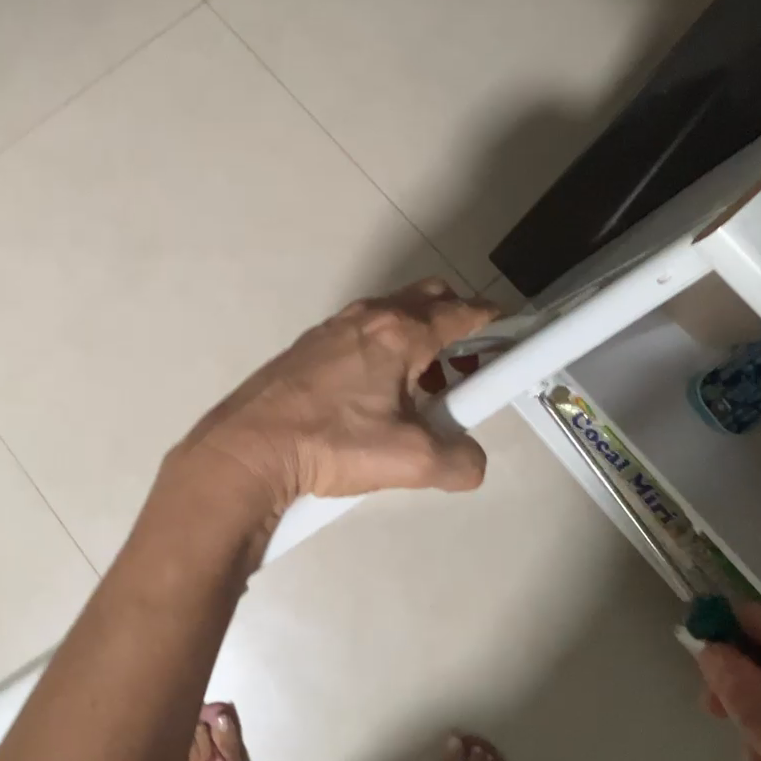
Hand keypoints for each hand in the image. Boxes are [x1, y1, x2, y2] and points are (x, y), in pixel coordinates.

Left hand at [167, 277, 498, 519]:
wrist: (247, 450)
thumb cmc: (332, 444)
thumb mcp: (411, 462)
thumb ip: (460, 460)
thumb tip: (470, 460)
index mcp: (399, 332)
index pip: (463, 310)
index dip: (494, 319)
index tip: (513, 331)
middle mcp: (368, 317)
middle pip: (428, 297)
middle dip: (457, 319)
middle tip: (470, 362)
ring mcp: (333, 328)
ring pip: (392, 314)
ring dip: (419, 338)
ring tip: (426, 386)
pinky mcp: (309, 347)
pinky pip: (363, 333)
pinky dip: (385, 350)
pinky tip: (378, 397)